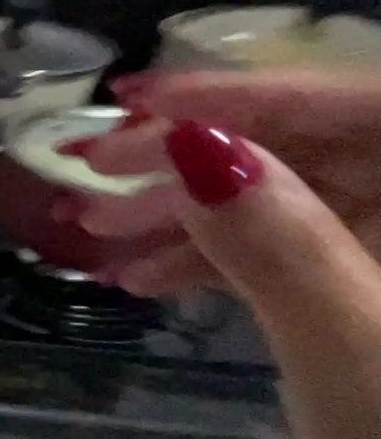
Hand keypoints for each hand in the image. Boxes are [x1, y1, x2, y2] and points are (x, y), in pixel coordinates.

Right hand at [80, 78, 380, 438]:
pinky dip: (209, 256)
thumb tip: (192, 149)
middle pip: (314, 145)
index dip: (244, 95)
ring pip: (287, 195)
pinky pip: (285, 244)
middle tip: (87, 169)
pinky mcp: (378, 282)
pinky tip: (141, 278)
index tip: (135, 101)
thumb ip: (278, 244)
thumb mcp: (348, 342)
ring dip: (184, 211)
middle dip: (192, 156)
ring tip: (92, 233)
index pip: (361, 107)